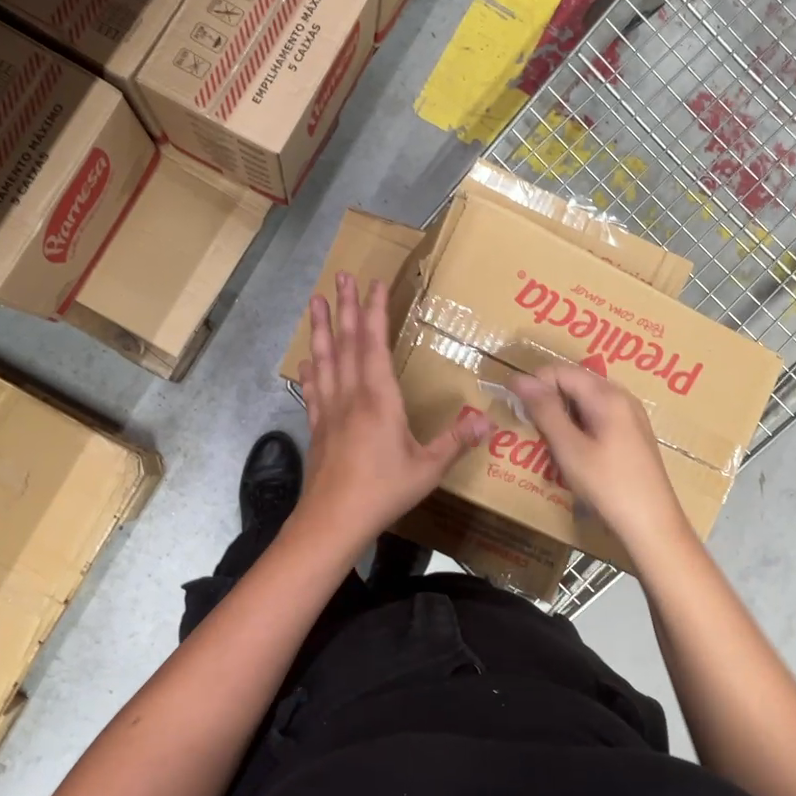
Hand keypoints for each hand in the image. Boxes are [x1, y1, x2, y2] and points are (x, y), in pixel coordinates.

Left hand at [296, 272, 489, 547]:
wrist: (332, 520)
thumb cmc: (383, 491)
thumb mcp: (427, 468)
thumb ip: (455, 441)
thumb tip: (488, 419)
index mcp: (379, 399)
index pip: (374, 344)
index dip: (374, 312)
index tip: (373, 283)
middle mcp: (351, 396)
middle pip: (346, 342)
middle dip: (345, 307)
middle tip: (340, 275)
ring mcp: (329, 410)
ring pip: (324, 359)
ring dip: (320, 328)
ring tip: (315, 301)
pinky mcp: (317, 427)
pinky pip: (313, 389)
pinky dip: (310, 369)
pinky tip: (307, 359)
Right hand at [509, 363, 692, 556]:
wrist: (652, 525)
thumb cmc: (608, 485)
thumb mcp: (569, 448)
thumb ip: (544, 410)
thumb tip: (519, 378)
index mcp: (607, 395)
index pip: (560, 371)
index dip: (534, 384)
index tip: (518, 411)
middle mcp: (622, 397)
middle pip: (575, 382)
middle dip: (549, 400)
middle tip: (534, 431)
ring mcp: (631, 416)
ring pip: (585, 401)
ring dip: (563, 416)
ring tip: (552, 445)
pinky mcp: (633, 435)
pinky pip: (598, 417)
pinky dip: (579, 427)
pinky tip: (574, 454)